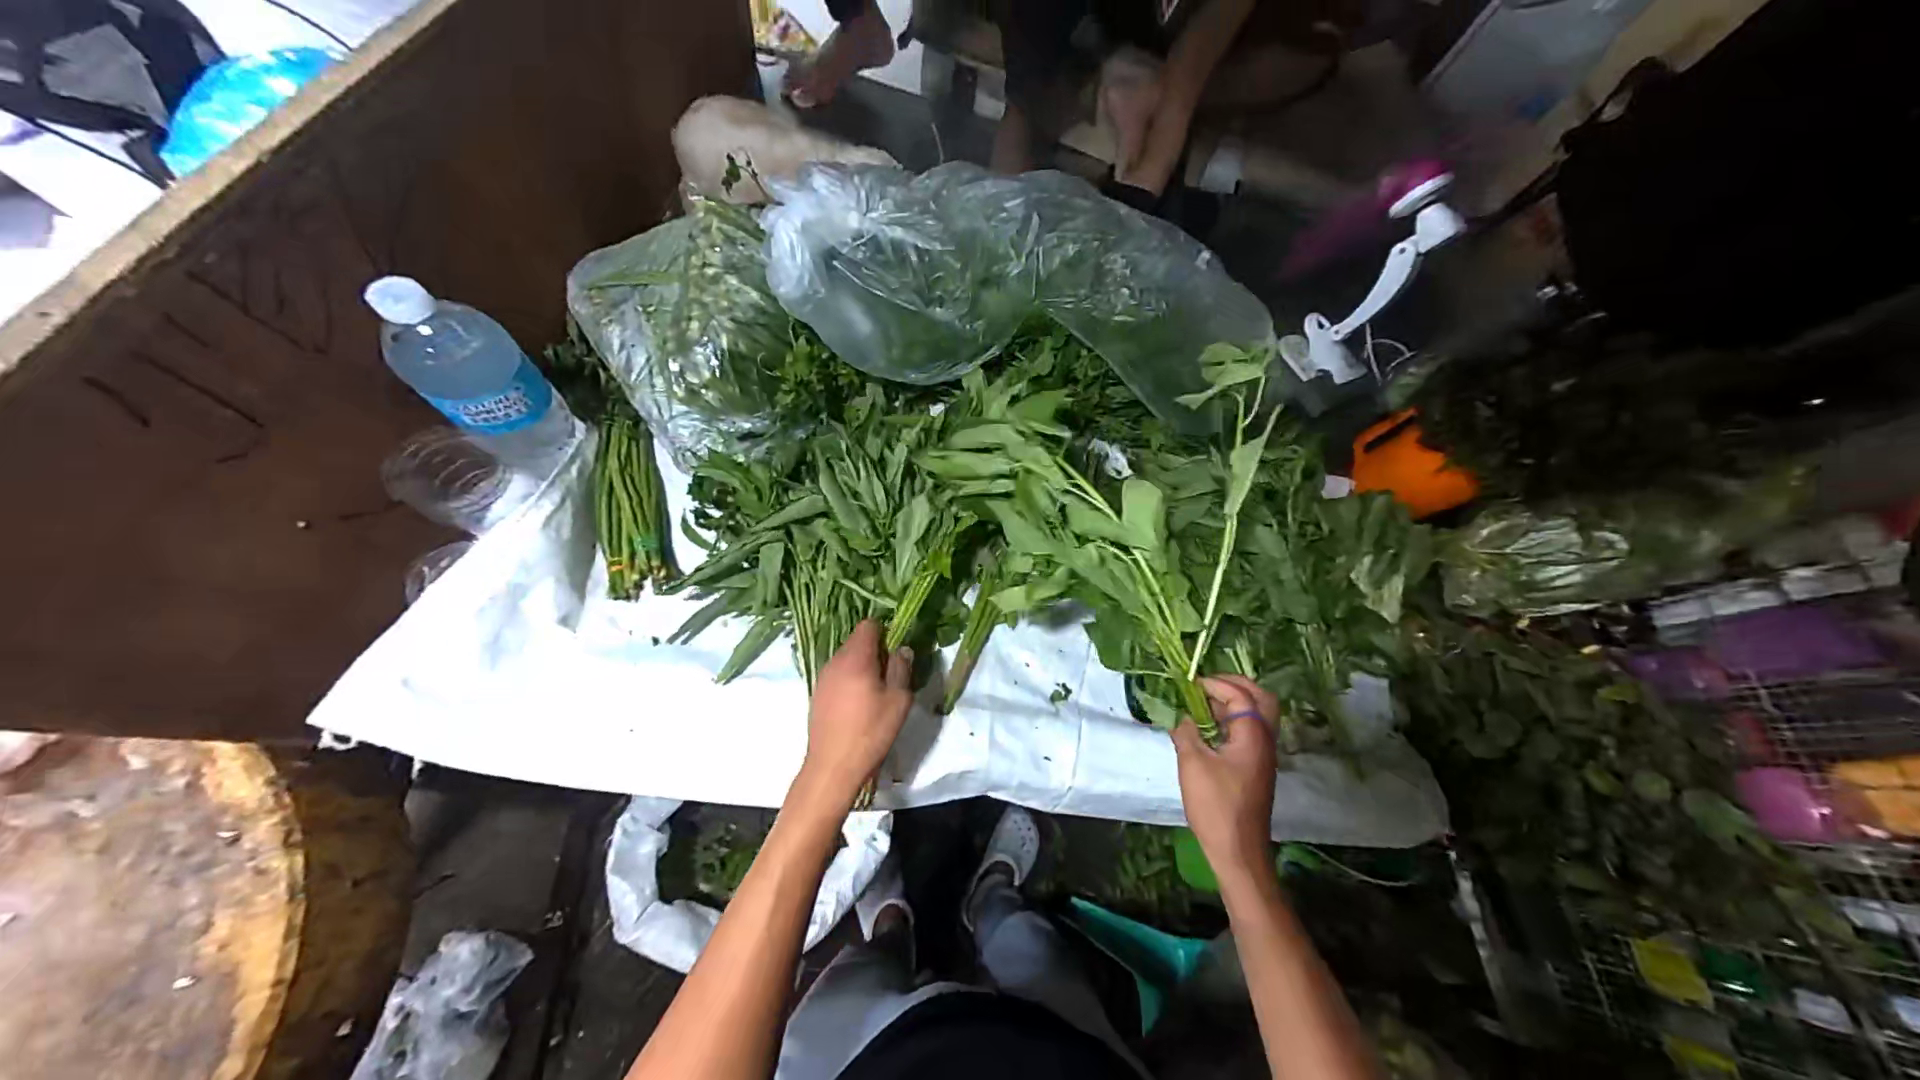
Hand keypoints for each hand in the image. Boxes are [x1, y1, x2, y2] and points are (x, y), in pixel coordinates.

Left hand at [795, 621, 912, 808]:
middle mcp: (835, 661)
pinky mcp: (817, 693)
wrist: (833, 766)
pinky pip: (838, 674)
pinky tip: (859, 703)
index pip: (868, 625)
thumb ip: (901, 668)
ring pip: (847, 658)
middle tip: (892, 673)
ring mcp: (823, 677)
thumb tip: (902, 649)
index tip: (897, 649)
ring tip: (877, 691)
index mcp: (856, 657)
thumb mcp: (899, 700)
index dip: (886, 631)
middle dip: (875, 650)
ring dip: (862, 665)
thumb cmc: (871, 731)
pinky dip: (850, 679)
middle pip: (856, 641)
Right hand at [1172, 674, 1279, 886]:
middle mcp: (1265, 741)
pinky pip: (1249, 732)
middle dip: (1235, 685)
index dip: (1215, 684)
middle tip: (1206, 684)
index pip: (1240, 695)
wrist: (1237, 850)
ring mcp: (1263, 756)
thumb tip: (1182, 717)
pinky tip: (1208, 729)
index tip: (1190, 684)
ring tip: (1202, 703)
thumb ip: (1186, 733)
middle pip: (1261, 699)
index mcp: (1253, 736)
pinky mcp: (1256, 768)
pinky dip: (1232, 721)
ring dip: (1234, 703)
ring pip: (1258, 716)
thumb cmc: (1216, 805)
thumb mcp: (1192, 764)